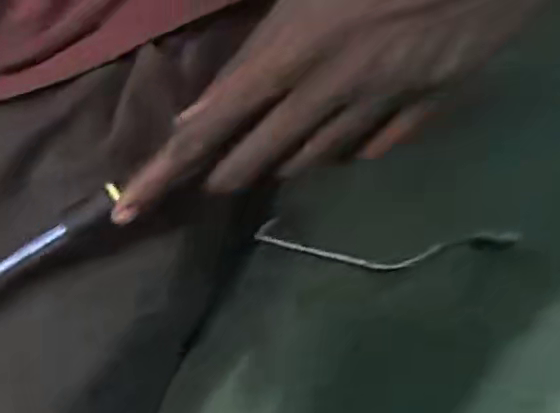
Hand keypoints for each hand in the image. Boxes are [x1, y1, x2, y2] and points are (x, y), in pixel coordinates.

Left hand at [115, 0, 540, 221]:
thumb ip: (253, 51)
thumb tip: (198, 111)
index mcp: (288, 55)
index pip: (199, 135)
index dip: (157, 179)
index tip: (122, 214)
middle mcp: (326, 91)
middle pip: (244, 168)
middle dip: (222, 172)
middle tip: (221, 159)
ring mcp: (383, 100)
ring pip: (302, 165)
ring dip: (282, 159)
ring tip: (290, 130)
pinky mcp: (437, 101)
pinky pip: (369, 153)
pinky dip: (347, 150)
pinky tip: (348, 129)